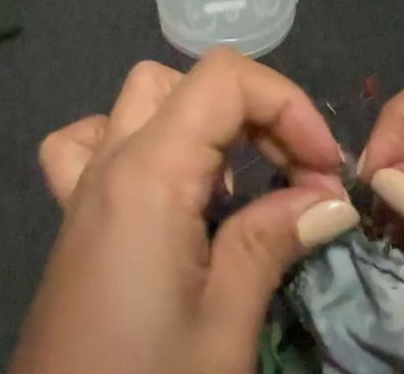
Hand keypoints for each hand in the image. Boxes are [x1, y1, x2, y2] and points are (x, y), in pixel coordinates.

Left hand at [12, 49, 360, 373]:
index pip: (224, 79)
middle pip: (189, 82)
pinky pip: (93, 143)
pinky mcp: (75, 217)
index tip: (326, 169)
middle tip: (298, 179)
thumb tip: (329, 198)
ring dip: (202, 121)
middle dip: (256, 112)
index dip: (287, 105)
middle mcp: (111, 160)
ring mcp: (84, 186)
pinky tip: (165, 188)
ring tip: (236, 188)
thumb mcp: (224, 324)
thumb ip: (272, 241)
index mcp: (148, 171)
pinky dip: (138, 142)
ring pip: (142, 99)